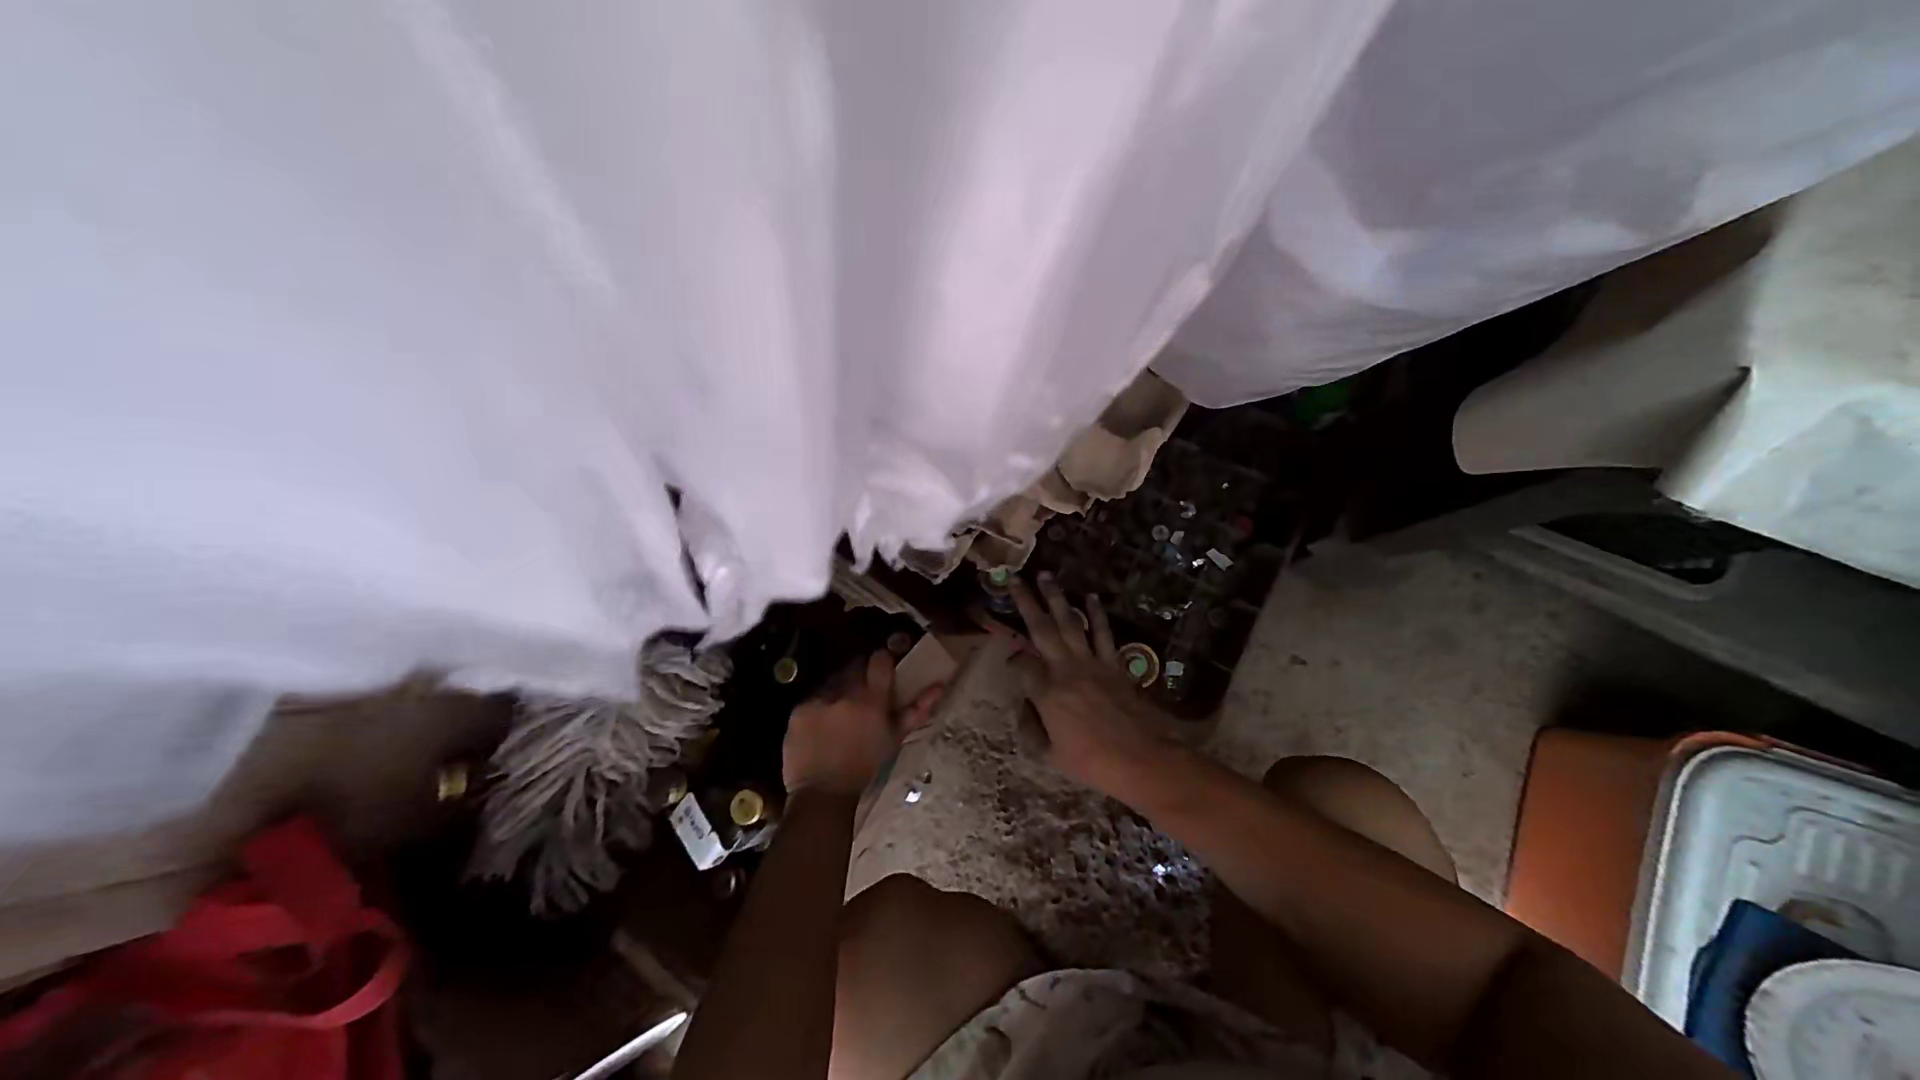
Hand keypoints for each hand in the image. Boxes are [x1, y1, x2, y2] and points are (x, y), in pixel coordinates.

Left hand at [782, 651, 941, 796]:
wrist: (823, 794)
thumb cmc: (865, 767)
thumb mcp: (894, 739)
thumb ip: (916, 710)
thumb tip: (939, 686)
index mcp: (871, 700)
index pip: (879, 660)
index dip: (882, 661)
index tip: (884, 669)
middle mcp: (844, 693)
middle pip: (854, 666)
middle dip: (860, 674)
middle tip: (863, 691)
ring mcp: (818, 700)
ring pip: (832, 681)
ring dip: (839, 689)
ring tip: (841, 711)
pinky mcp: (798, 710)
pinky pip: (813, 698)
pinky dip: (819, 705)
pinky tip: (822, 724)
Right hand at [1008, 573, 1178, 793]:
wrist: (1140, 758)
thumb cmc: (1091, 761)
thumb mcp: (1049, 755)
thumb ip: (1031, 730)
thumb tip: (1025, 708)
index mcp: (1046, 693)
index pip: (1021, 665)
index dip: (1013, 659)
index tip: (1012, 660)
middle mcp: (1065, 669)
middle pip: (1041, 629)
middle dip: (1026, 602)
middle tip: (1015, 579)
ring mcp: (1092, 663)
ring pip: (1070, 623)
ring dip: (1057, 598)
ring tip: (1046, 576)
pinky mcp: (1114, 665)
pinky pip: (1103, 633)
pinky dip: (1096, 614)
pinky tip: (1090, 597)